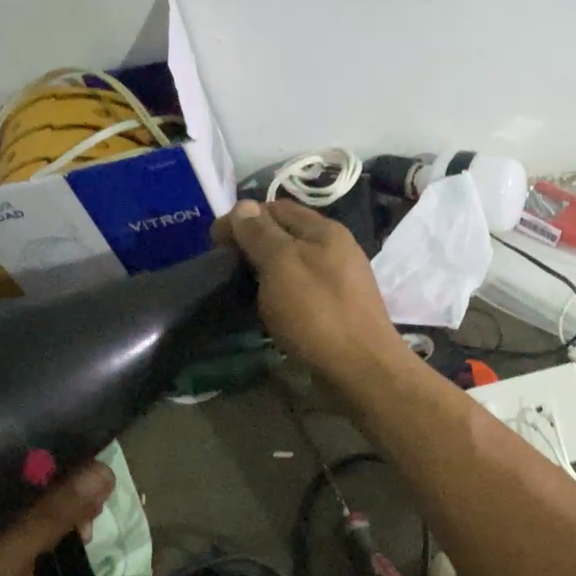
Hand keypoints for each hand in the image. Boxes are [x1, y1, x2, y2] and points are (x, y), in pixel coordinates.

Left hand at [0, 461, 114, 575]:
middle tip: (97, 490)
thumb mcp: (7, 560)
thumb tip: (105, 471)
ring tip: (93, 514)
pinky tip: (83, 532)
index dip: (38, 459)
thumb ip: (52, 516)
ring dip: (65, 513)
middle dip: (59, 488)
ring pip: (31, 517)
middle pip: (17, 492)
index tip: (82, 455)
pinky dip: (61, 535)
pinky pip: (36, 542)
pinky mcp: (0, 575)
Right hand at [213, 199, 409, 389]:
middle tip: (224, 268)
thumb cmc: (318, 312)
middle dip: (253, 245)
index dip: (243, 218)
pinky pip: (302, 293)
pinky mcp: (337, 310)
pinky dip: (280, 296)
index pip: (276, 208)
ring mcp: (339, 282)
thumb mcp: (282, 264)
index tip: (214, 242)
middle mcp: (336, 250)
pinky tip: (266, 311)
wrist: (362, 369)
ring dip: (266, 273)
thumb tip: (244, 206)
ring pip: (293, 266)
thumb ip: (261, 234)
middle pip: (286, 236)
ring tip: (240, 290)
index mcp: (325, 231)